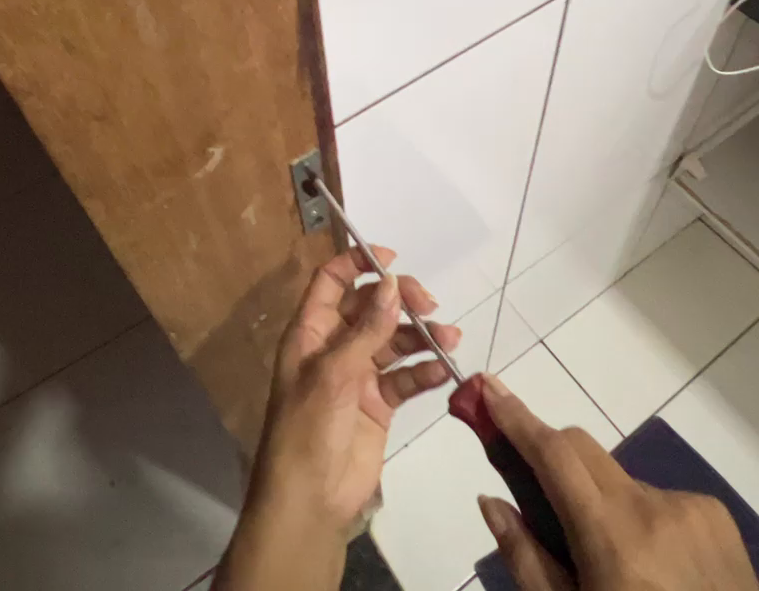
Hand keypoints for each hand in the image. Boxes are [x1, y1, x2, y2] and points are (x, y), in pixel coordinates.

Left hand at [214, 246, 460, 590]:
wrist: (310, 501)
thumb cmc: (308, 428)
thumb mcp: (334, 373)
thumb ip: (367, 329)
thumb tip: (392, 283)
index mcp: (311, 332)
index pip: (332, 281)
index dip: (357, 263)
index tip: (392, 258)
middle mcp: (335, 347)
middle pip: (370, 307)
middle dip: (400, 300)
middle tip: (429, 303)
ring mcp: (358, 375)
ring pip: (393, 341)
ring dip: (420, 336)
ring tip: (450, 339)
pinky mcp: (379, 404)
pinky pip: (405, 378)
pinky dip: (423, 371)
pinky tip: (443, 370)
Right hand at [475, 377, 756, 590]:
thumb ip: (526, 559)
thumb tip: (490, 500)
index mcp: (610, 536)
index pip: (553, 455)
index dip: (517, 418)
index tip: (488, 388)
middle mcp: (650, 506)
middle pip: (581, 448)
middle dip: (550, 452)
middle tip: (529, 477)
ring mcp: (688, 506)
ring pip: (619, 477)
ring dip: (600, 497)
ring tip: (614, 558)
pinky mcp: (716, 514)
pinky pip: (659, 498)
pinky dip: (642, 516)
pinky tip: (657, 564)